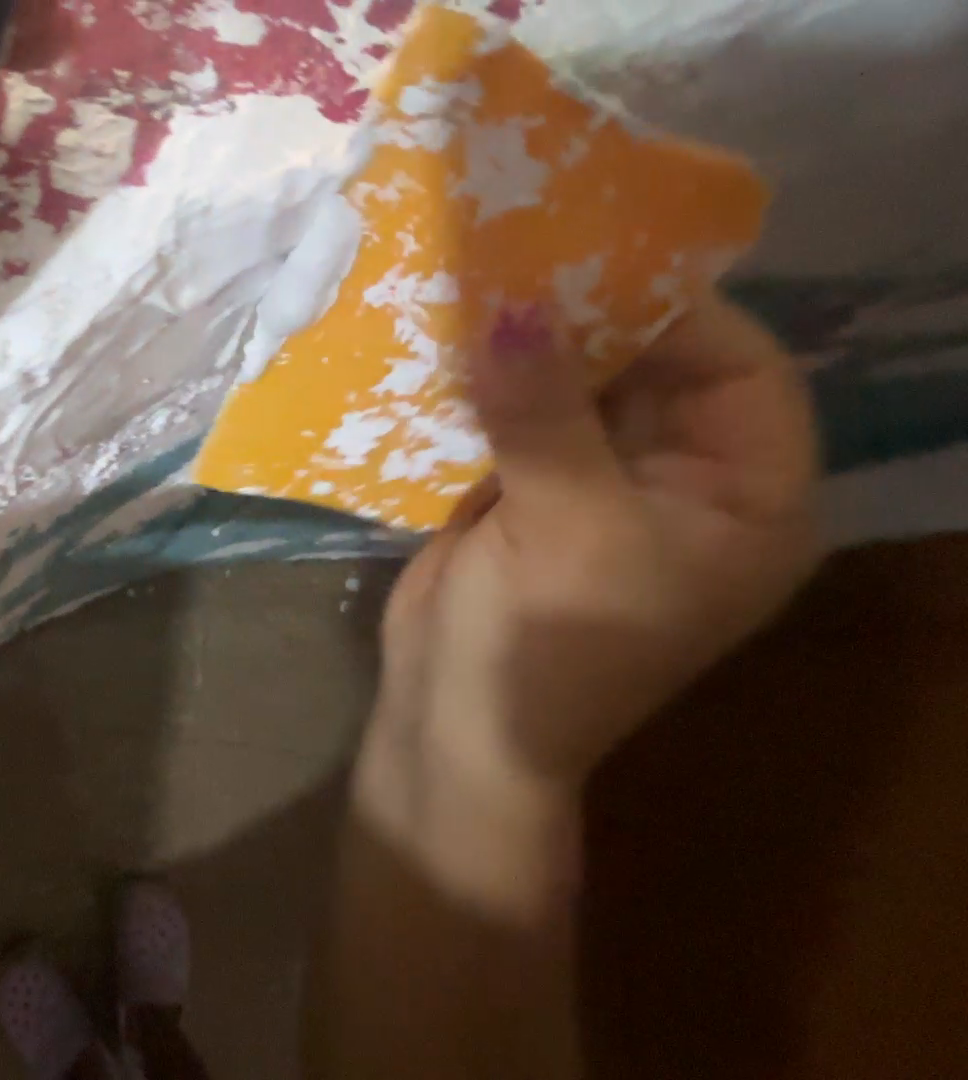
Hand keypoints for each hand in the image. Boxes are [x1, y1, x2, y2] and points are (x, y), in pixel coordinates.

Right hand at [357, 293, 820, 908]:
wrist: (452, 724)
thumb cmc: (544, 646)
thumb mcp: (566, 528)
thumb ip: (545, 414)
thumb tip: (509, 304)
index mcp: (740, 497)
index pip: (736, 372)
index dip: (673, 313)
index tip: (588, 260)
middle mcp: (672, 484)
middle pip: (643, 375)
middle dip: (581, 324)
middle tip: (513, 259)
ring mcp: (584, 491)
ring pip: (563, 396)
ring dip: (517, 354)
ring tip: (466, 290)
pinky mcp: (513, 498)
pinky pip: (504, 426)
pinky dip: (473, 393)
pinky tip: (435, 353)